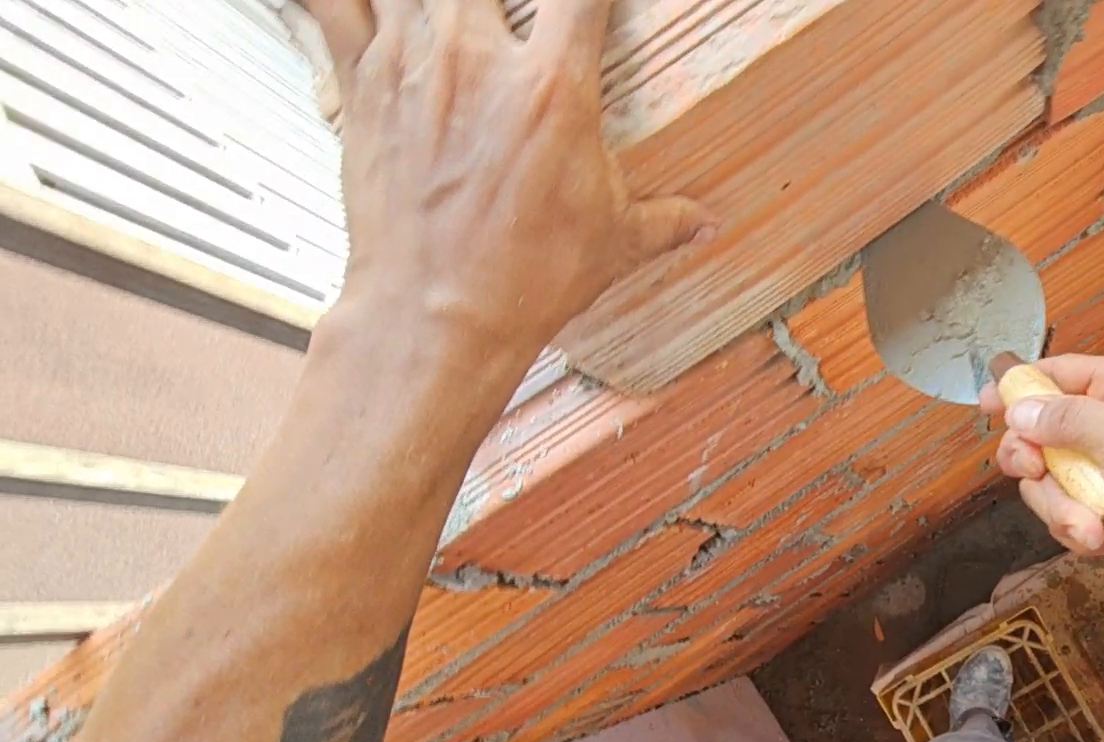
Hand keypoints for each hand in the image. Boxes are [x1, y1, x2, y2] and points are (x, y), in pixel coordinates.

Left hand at [296, 0, 714, 375]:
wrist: (441, 310)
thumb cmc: (531, 276)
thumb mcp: (616, 245)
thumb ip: (665, 219)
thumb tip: (706, 222)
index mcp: (556, 93)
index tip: (599, 6)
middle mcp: (478, 56)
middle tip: (513, 22)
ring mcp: (411, 59)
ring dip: (437, 0)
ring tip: (458, 22)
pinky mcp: (359, 79)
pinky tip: (369, 10)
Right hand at [980, 355, 1103, 629]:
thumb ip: (1070, 421)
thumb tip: (1018, 409)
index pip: (1059, 374)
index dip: (1020, 386)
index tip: (987, 403)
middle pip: (1037, 429)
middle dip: (1032, 458)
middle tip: (1034, 471)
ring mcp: (1101, 471)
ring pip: (1042, 479)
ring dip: (1061, 506)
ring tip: (1093, 524)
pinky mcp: (1096, 511)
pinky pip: (1058, 514)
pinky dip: (1075, 530)